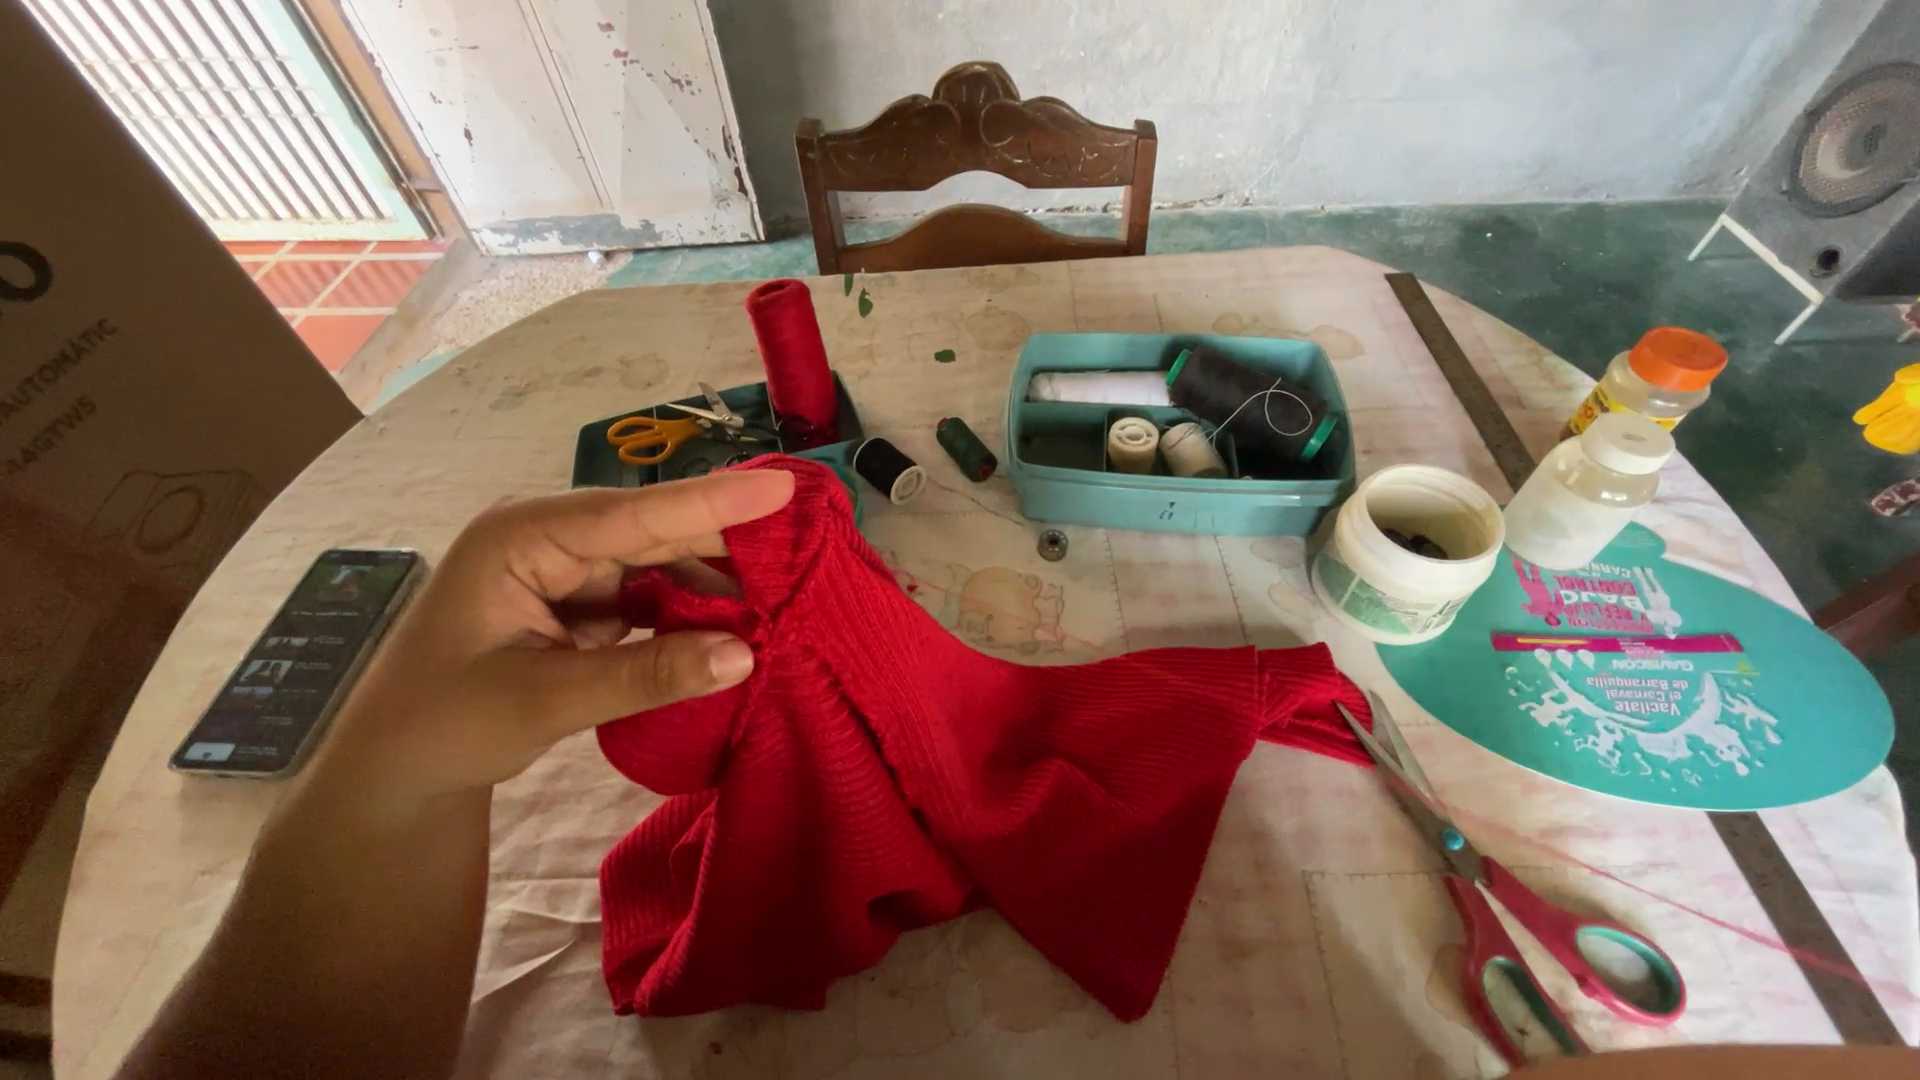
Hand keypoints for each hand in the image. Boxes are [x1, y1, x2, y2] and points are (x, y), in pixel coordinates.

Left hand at [307, 469, 794, 809]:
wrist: (396, 770)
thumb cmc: (442, 726)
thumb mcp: (544, 700)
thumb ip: (646, 675)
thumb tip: (746, 654)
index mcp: (523, 536)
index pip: (634, 513)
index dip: (713, 502)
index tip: (782, 487)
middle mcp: (553, 537)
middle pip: (657, 529)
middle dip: (727, 541)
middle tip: (804, 549)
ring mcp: (571, 567)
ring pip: (663, 560)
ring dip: (716, 583)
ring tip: (782, 597)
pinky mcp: (587, 599)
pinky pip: (655, 593)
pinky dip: (695, 610)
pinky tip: (737, 624)